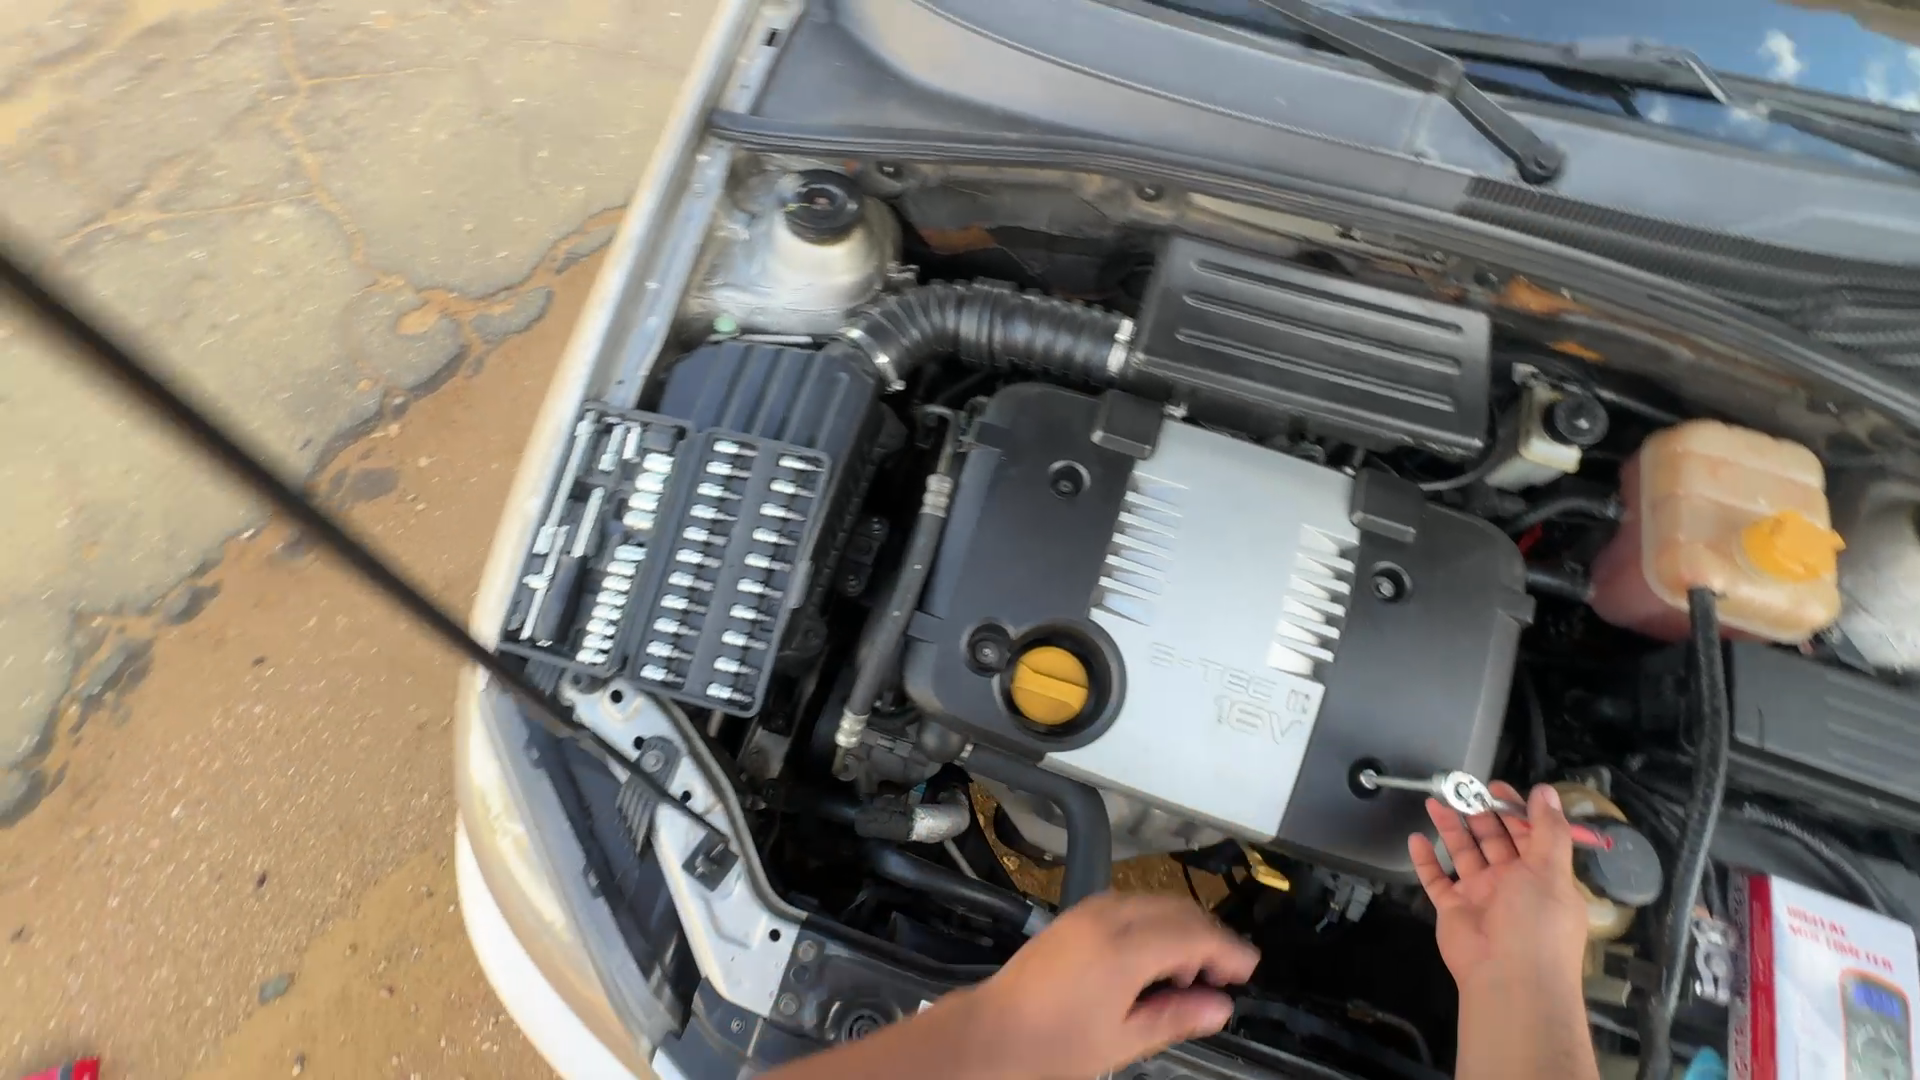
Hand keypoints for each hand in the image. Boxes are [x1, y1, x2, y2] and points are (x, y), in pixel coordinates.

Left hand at [962, 892, 1260, 1078]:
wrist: (995, 1029)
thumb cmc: (1057, 1045)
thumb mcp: (1124, 1040)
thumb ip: (1176, 1016)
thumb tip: (1220, 1005)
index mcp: (1124, 947)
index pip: (1192, 934)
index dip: (1227, 949)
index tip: (1250, 967)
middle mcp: (1109, 915)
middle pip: (1175, 909)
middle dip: (1208, 934)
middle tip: (1227, 973)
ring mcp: (1089, 909)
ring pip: (1153, 902)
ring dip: (1181, 926)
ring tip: (1190, 973)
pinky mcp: (1076, 913)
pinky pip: (1129, 904)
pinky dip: (1154, 922)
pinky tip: (1155, 957)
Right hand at [1408, 781, 1588, 995]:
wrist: (1508, 977)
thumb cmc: (1536, 923)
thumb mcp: (1551, 872)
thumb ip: (1548, 830)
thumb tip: (1546, 792)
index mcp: (1541, 876)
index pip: (1528, 835)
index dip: (1513, 809)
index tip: (1493, 787)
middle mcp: (1512, 883)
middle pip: (1492, 840)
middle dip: (1477, 813)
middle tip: (1458, 788)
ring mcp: (1480, 895)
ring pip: (1463, 853)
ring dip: (1450, 828)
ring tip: (1434, 802)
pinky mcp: (1452, 906)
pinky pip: (1436, 878)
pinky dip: (1425, 859)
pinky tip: (1417, 839)